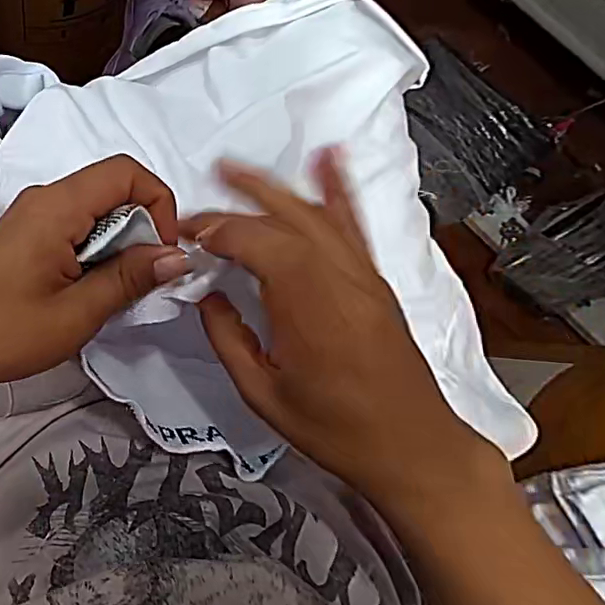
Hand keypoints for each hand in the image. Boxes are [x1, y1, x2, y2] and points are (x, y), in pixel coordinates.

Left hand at [0, 155, 188, 408]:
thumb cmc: (5, 333)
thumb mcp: (79, 312)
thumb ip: (132, 277)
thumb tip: (178, 256)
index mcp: (55, 206)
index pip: (126, 172)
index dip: (158, 202)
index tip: (162, 249)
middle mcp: (43, 197)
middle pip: (113, 186)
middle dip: (141, 223)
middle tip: (141, 273)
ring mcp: (31, 212)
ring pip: (96, 204)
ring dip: (120, 237)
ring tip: (114, 283)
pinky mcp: (26, 230)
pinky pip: (76, 219)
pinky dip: (97, 243)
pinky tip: (89, 282)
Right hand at [184, 150, 504, 506]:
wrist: (413, 446)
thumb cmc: (341, 431)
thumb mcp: (263, 394)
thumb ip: (227, 338)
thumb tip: (207, 296)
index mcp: (309, 309)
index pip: (257, 244)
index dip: (218, 232)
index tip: (191, 236)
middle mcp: (340, 279)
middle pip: (283, 220)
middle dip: (236, 202)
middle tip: (201, 203)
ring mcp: (363, 274)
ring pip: (314, 212)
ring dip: (274, 187)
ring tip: (237, 169)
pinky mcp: (375, 278)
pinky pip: (354, 222)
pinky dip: (337, 186)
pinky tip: (328, 158)